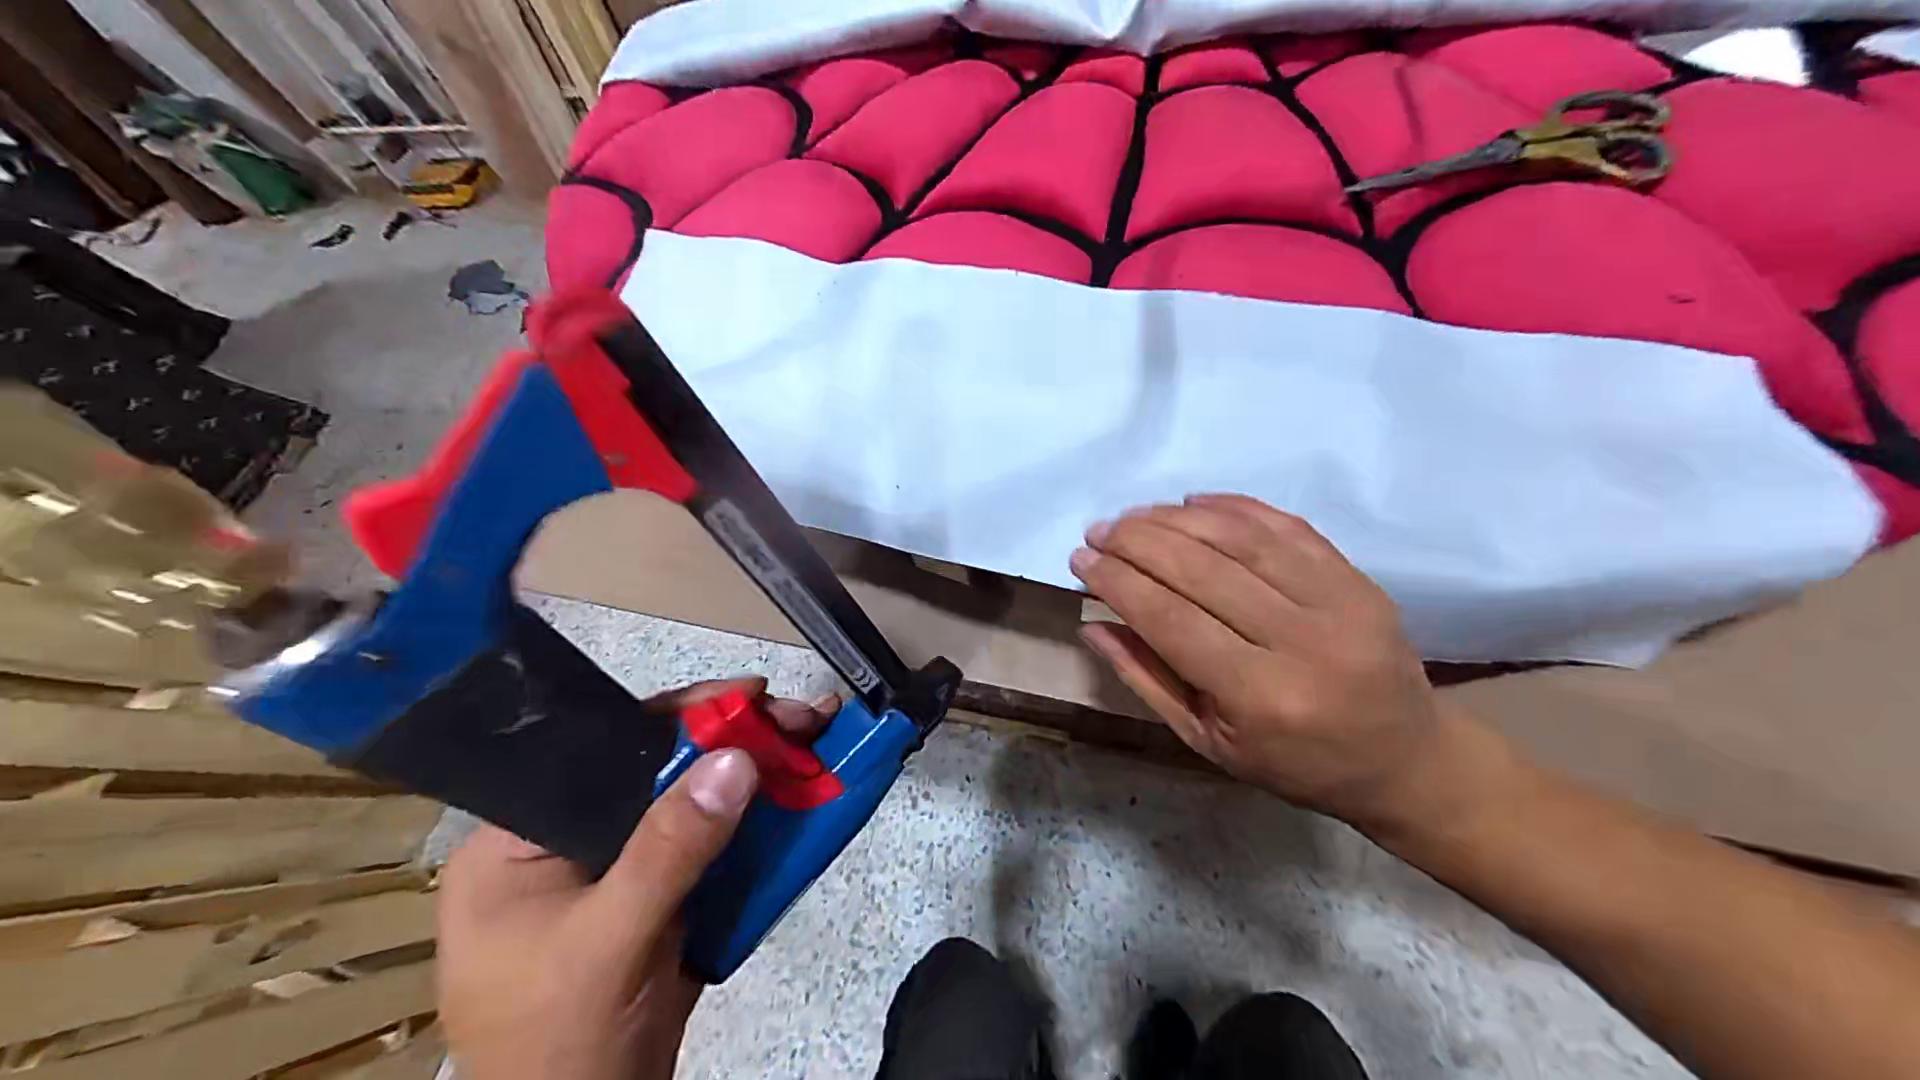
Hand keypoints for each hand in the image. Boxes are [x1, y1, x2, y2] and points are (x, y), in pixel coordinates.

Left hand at [437, 677, 837, 1079]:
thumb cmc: (563, 1050)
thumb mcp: (609, 945)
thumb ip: (668, 851)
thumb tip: (735, 760)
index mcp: (519, 841)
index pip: (600, 750)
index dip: (678, 715)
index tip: (748, 695)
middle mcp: (567, 840)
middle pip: (656, 767)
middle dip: (731, 738)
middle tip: (798, 716)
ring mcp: (619, 866)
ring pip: (690, 798)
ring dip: (752, 770)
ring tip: (810, 739)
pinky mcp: (660, 891)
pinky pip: (710, 837)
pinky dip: (754, 816)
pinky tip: (794, 792)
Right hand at [1070, 494, 1457, 830]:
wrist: (1404, 759)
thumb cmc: (1295, 764)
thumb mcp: (1209, 740)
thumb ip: (1147, 679)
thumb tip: (1093, 624)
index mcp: (1262, 696)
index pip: (1171, 619)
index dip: (1119, 582)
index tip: (1081, 559)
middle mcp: (1304, 641)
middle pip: (1202, 570)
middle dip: (1138, 542)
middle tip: (1098, 531)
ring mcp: (1340, 602)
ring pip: (1241, 539)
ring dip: (1176, 519)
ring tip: (1134, 516)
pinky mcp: (1358, 579)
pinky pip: (1286, 527)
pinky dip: (1234, 507)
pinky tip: (1192, 503)